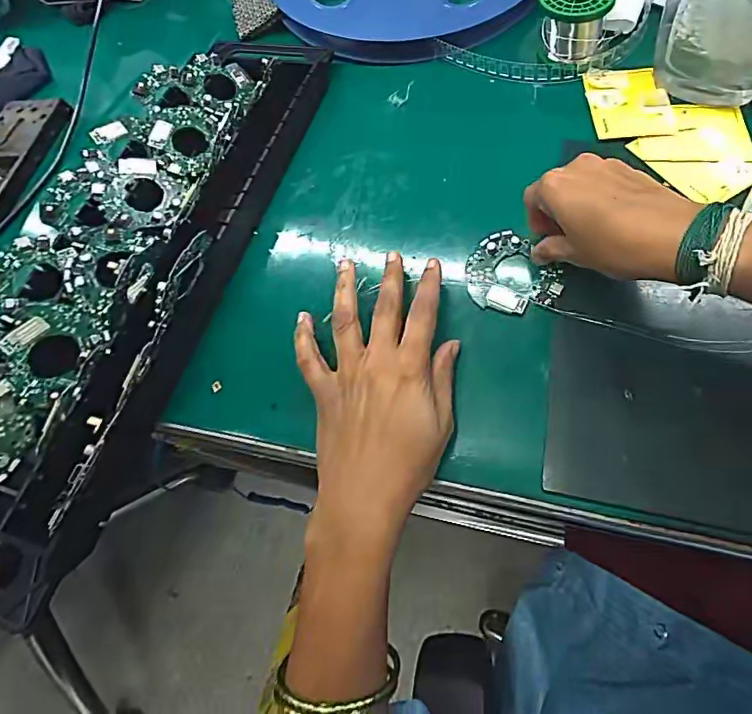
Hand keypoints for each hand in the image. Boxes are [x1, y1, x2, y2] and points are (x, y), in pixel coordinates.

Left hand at [294, 253, 460, 550]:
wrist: (363, 496)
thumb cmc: (409, 464)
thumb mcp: (441, 424)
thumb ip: (443, 379)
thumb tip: (450, 345)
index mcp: (408, 369)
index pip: (422, 317)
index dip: (428, 288)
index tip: (429, 265)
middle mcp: (376, 361)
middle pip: (384, 310)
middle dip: (389, 279)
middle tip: (391, 255)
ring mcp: (346, 373)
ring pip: (343, 321)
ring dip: (344, 290)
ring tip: (345, 266)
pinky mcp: (323, 389)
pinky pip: (309, 358)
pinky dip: (302, 336)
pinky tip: (301, 317)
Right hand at [524, 153, 699, 281]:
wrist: (675, 234)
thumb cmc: (617, 245)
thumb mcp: (578, 254)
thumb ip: (553, 249)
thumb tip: (541, 251)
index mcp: (554, 185)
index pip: (531, 199)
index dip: (536, 221)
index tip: (548, 239)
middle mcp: (575, 167)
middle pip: (555, 186)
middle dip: (557, 209)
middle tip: (569, 235)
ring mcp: (604, 164)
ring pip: (581, 182)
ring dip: (579, 201)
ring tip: (594, 227)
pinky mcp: (629, 168)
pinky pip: (604, 181)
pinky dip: (602, 196)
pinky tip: (616, 219)